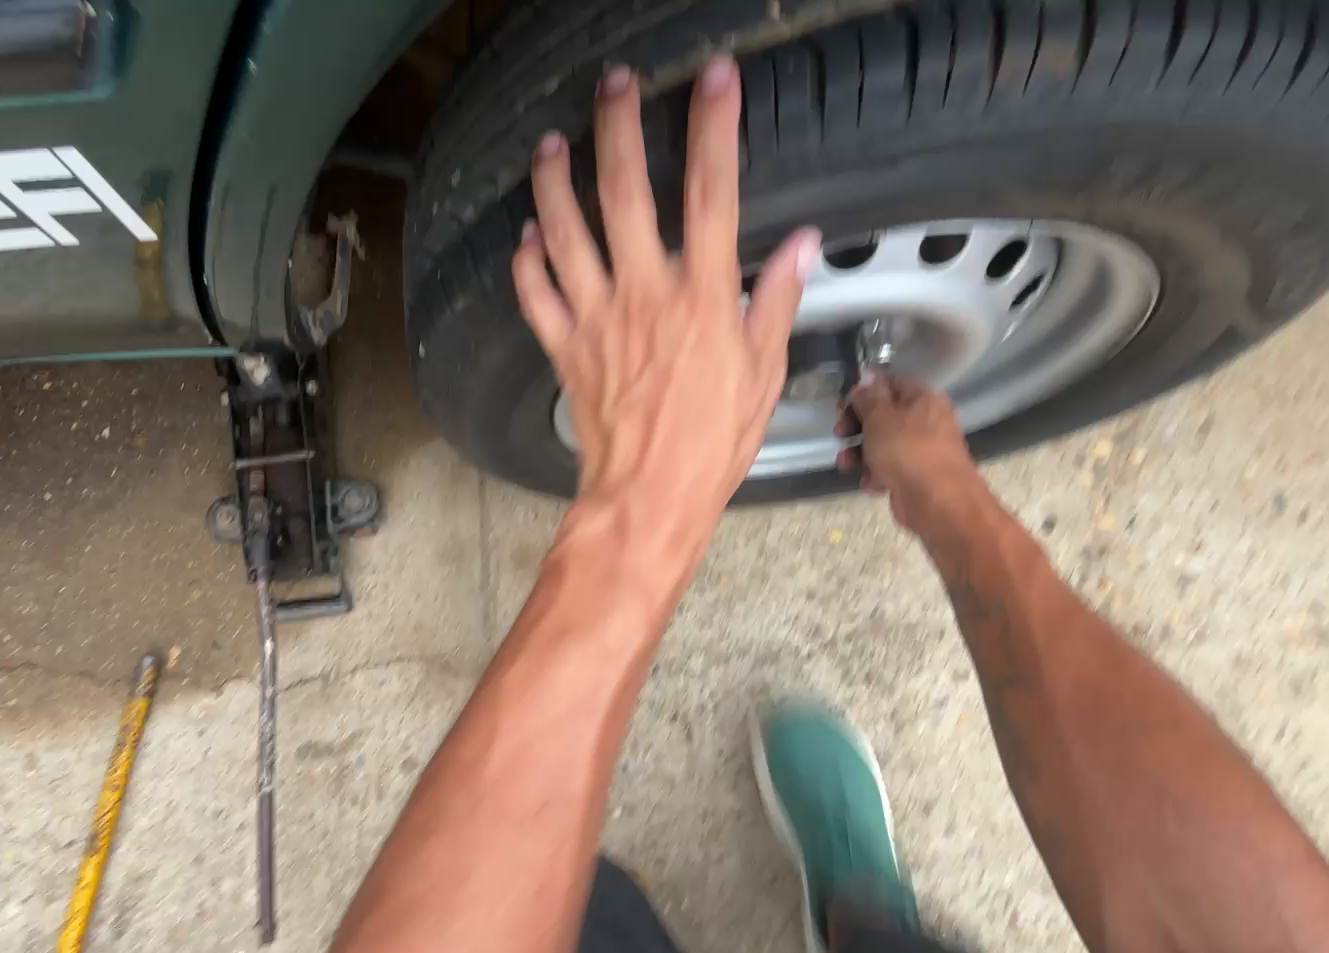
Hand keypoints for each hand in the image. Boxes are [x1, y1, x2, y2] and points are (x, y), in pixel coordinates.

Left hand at [512, 55, 820, 554]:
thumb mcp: (763, 375)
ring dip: (556, 184)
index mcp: (703, 298)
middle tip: (613, 85)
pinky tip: (525, 239)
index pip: (713, 193)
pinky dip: (526, 265)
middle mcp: (644, 296)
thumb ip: (778, 303)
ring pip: (566, 235)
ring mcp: (597, 321)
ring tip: (551, 145)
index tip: (715, 81)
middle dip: (619, 128)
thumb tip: (803, 248)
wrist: (649, 496)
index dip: (715, 128)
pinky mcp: (566, 351)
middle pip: (626, 194)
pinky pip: (537, 298)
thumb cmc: (710, 444)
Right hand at [839, 373, 990, 538]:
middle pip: (884, 416)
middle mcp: (926, 420)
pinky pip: (889, 467)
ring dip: (859, 454)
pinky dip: (875, 474)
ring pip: (883, 444)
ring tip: (847, 466)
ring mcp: (922, 449)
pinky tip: (870, 484)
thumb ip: (869, 396)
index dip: (863, 393)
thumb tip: (866, 376)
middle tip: (840, 435)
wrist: (937, 500)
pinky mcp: (916, 474)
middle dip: (856, 427)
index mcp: (923, 399)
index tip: (842, 406)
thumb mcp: (880, 417)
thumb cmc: (906, 450)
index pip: (890, 384)